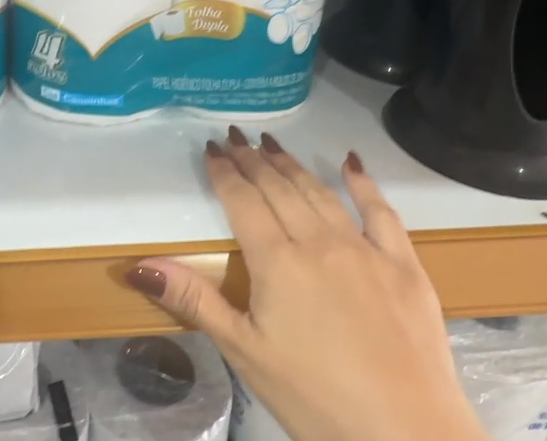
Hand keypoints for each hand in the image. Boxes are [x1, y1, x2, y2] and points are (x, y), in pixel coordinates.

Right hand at [125, 130, 486, 440]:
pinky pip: (381, 212)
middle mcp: (319, 241)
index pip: (243, 200)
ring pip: (320, 192)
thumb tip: (140, 267)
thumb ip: (195, 301)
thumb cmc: (315, 398)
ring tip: (272, 143)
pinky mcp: (404, 266)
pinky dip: (363, 183)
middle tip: (235, 136)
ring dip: (292, 164)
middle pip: (278, 188)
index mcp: (277, 261)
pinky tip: (350, 162)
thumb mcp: (245, 353)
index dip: (224, 172)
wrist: (407, 437)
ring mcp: (365, 250)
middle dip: (252, 158)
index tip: (211, 148)